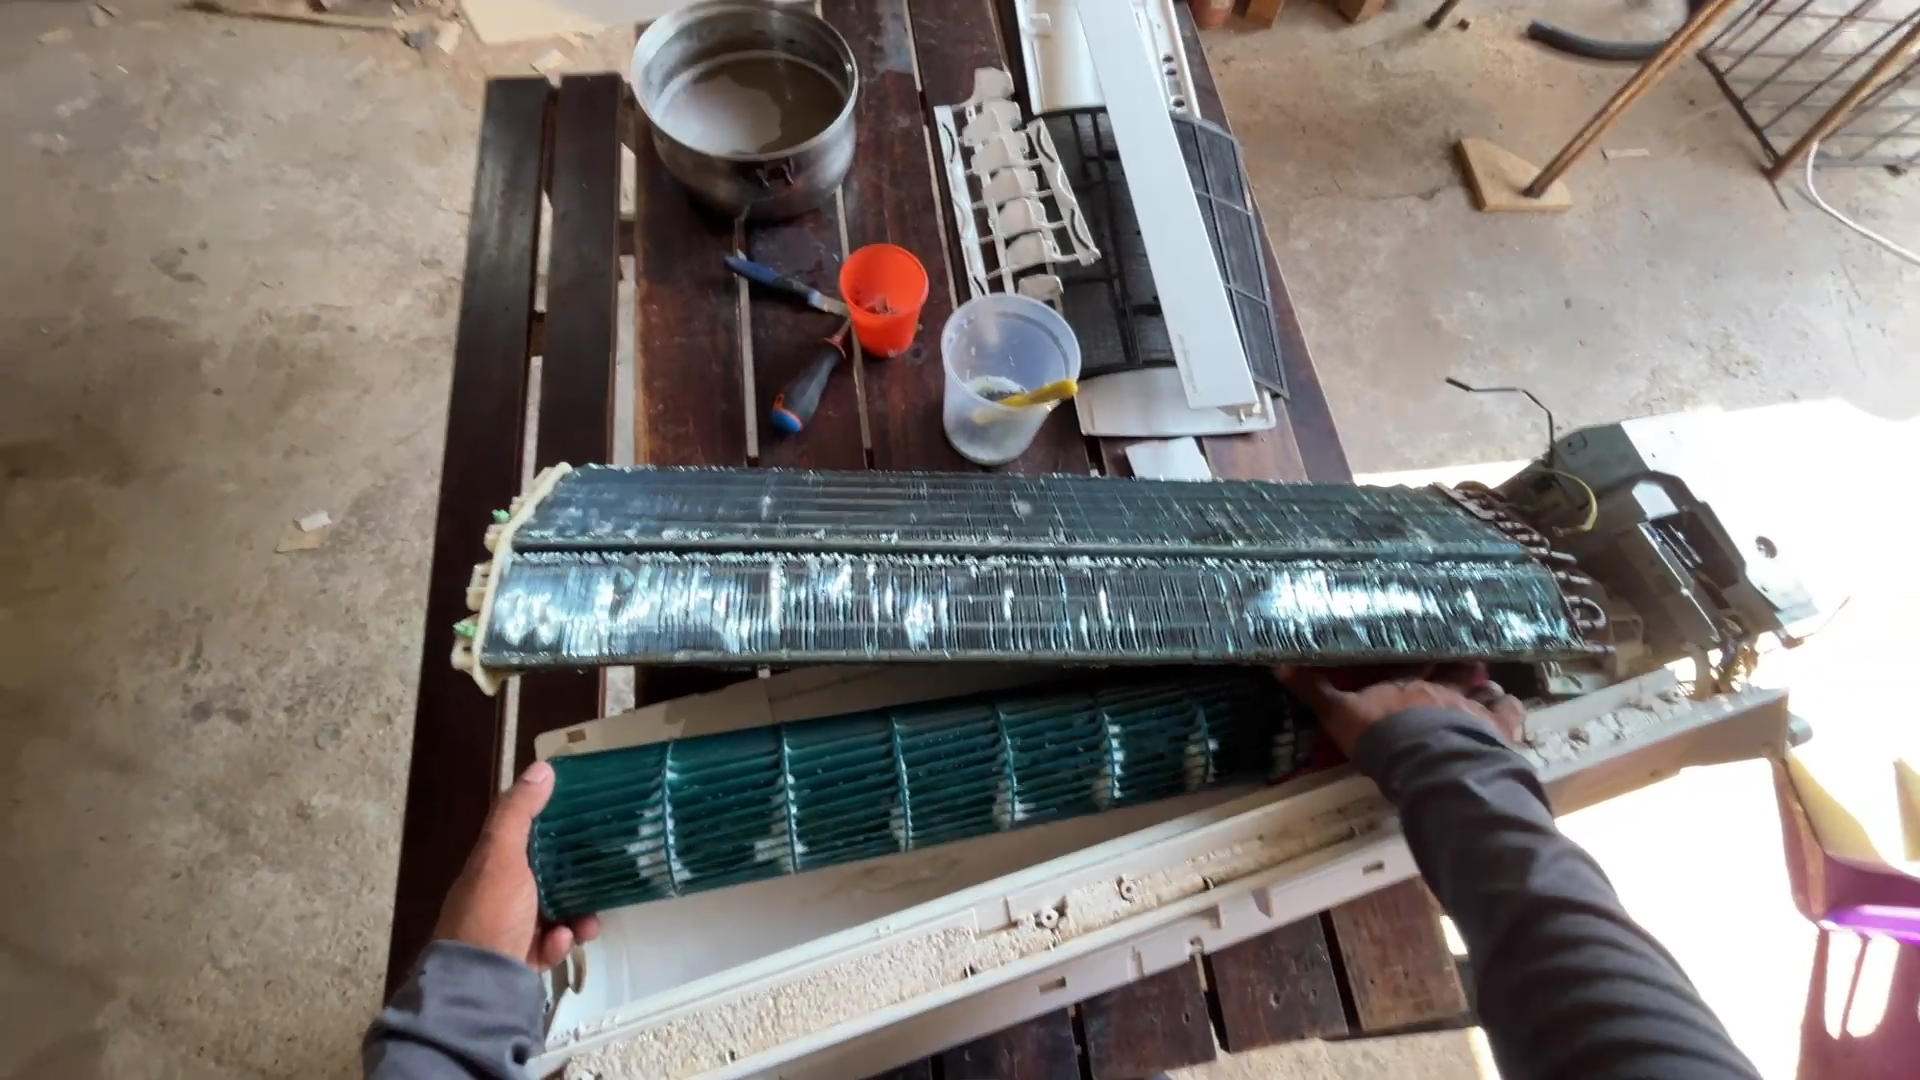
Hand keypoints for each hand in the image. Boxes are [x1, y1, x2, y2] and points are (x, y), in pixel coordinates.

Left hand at [434, 760, 600, 970]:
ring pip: (560, 906)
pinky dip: (565, 938)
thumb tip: (542, 768)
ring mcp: (514, 928)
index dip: (554, 822)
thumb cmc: (490, 916)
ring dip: (579, 910)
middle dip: (577, 872)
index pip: (525, 834)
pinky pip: (558, 938)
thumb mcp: (501, 857)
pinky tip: (564, 939)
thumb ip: (519, 814)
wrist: (478, 990)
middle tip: (601, 868)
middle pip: (549, 872)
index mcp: (491, 868)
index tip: (587, 813)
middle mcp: (501, 896)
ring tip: (588, 918)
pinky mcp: (527, 957)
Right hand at [1276, 663, 1524, 757]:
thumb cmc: (1381, 736)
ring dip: (1484, 685)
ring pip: (1484, 687)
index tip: (1424, 641)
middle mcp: (1440, 689)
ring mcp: (1472, 707)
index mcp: (1403, 683)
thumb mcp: (1338, 714)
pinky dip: (1511, 707)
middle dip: (1456, 663)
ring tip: (1485, 684)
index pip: (1411, 660)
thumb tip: (1276, 664)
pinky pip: (1511, 712)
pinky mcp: (1498, 729)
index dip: (1418, 652)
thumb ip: (1312, 690)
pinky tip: (1509, 704)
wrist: (1429, 765)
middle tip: (1463, 656)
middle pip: (1452, 669)